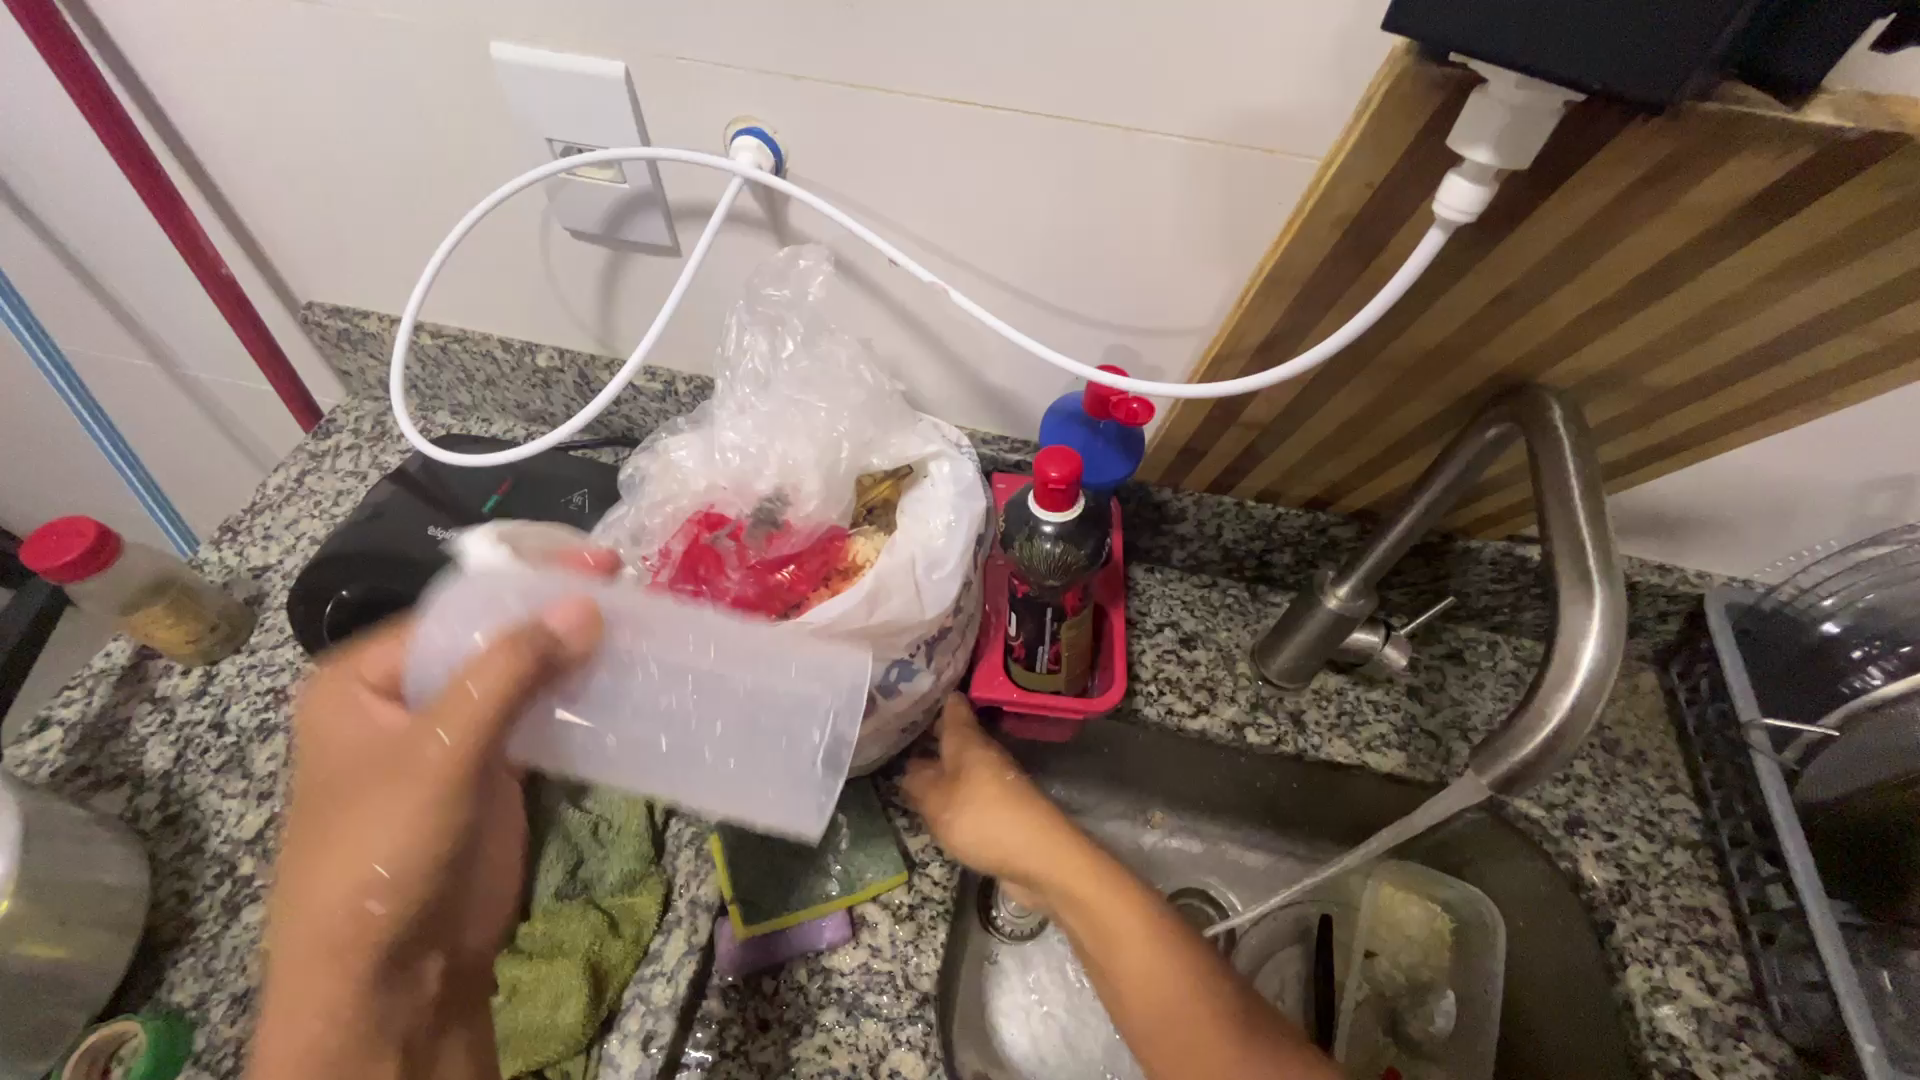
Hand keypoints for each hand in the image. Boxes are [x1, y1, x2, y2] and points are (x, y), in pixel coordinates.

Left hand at [250, 553, 614, 1079]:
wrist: (394, 972)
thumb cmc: (387, 850)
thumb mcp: (442, 751)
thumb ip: (511, 670)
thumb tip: (588, 604)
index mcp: (364, 679)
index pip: (457, 611)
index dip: (528, 585)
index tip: (600, 566)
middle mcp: (406, 696)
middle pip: (493, 638)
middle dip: (555, 615)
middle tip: (626, 587)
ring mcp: (454, 735)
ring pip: (522, 675)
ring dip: (573, 653)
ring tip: (635, 624)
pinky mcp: (494, 769)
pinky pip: (540, 714)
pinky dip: (578, 695)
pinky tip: (620, 676)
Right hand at [901, 695, 1080, 896]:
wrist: (1040, 856)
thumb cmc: (982, 818)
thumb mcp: (937, 801)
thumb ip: (918, 782)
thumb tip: (910, 767)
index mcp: (967, 740)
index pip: (953, 706)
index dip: (934, 696)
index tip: (911, 694)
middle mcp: (984, 752)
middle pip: (957, 735)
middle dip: (931, 734)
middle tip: (898, 734)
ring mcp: (996, 779)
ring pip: (963, 762)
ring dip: (941, 763)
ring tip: (908, 767)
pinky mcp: (1003, 806)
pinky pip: (972, 788)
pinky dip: (954, 790)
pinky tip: (936, 801)